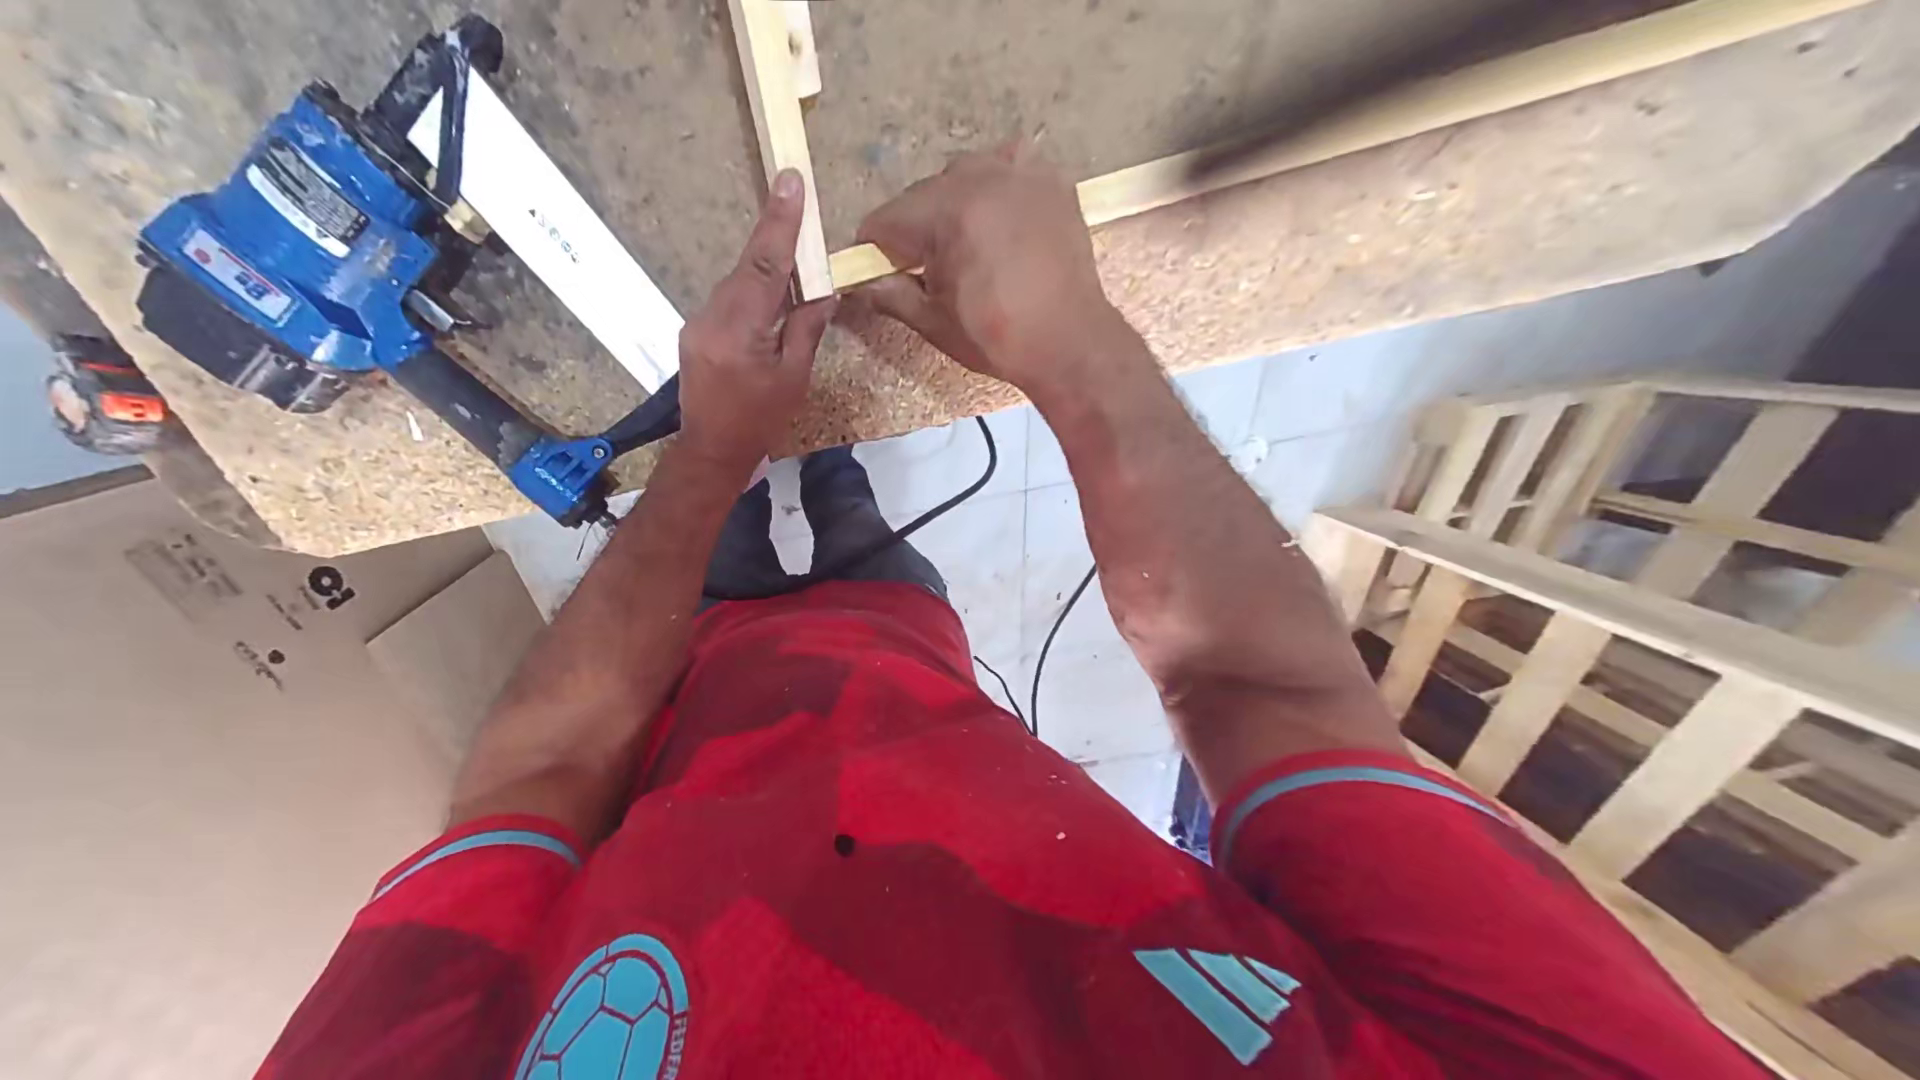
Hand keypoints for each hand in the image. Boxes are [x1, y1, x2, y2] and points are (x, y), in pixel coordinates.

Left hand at [676, 168, 835, 472]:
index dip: (780, 223)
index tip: (790, 181)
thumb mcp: (794, 378)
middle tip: (802, 217)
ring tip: (796, 278)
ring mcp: (697, 323)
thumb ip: (806, 329)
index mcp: (739, 330)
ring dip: (766, 276)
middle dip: (777, 245)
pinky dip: (752, 296)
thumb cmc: (761, 421)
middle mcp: (710, 317)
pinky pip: (728, 301)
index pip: (763, 265)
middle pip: (749, 269)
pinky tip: (771, 307)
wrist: (713, 450)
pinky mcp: (694, 331)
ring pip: (737, 285)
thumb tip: (821, 292)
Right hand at [854, 143, 1129, 402]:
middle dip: (916, 229)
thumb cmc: (999, 338)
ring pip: (964, 175)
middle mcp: (982, 177)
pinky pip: (1009, 166)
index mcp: (947, 212)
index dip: (874, 249)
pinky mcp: (1051, 181)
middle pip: (923, 194)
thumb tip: (860, 285)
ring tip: (968, 246)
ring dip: (954, 205)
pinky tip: (1000, 217)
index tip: (877, 271)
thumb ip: (891, 295)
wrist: (1070, 342)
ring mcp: (1021, 173)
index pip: (886, 219)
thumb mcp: (935, 323)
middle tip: (928, 269)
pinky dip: (996, 186)